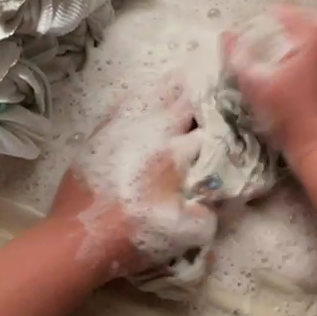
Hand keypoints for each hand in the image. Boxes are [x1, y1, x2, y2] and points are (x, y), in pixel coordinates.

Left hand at [48, 87, 217, 280]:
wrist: (80, 238)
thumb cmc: (135, 236)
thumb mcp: (187, 233)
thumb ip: (212, 212)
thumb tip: (224, 198)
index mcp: (177, 154)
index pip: (212, 129)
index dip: (227, 124)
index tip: (236, 119)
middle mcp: (153, 132)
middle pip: (185, 100)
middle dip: (203, 94)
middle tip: (215, 85)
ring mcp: (123, 128)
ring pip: (155, 95)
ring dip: (173, 87)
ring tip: (185, 78)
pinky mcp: (101, 134)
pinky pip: (125, 104)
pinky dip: (142, 96)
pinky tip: (148, 93)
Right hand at [222, 5, 316, 162]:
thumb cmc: (289, 115)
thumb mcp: (255, 84)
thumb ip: (237, 55)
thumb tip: (227, 34)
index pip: (285, 13)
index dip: (262, 22)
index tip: (248, 38)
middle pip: (305, 22)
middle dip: (283, 30)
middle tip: (262, 46)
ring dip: (299, 43)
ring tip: (279, 59)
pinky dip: (314, 57)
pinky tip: (299, 74)